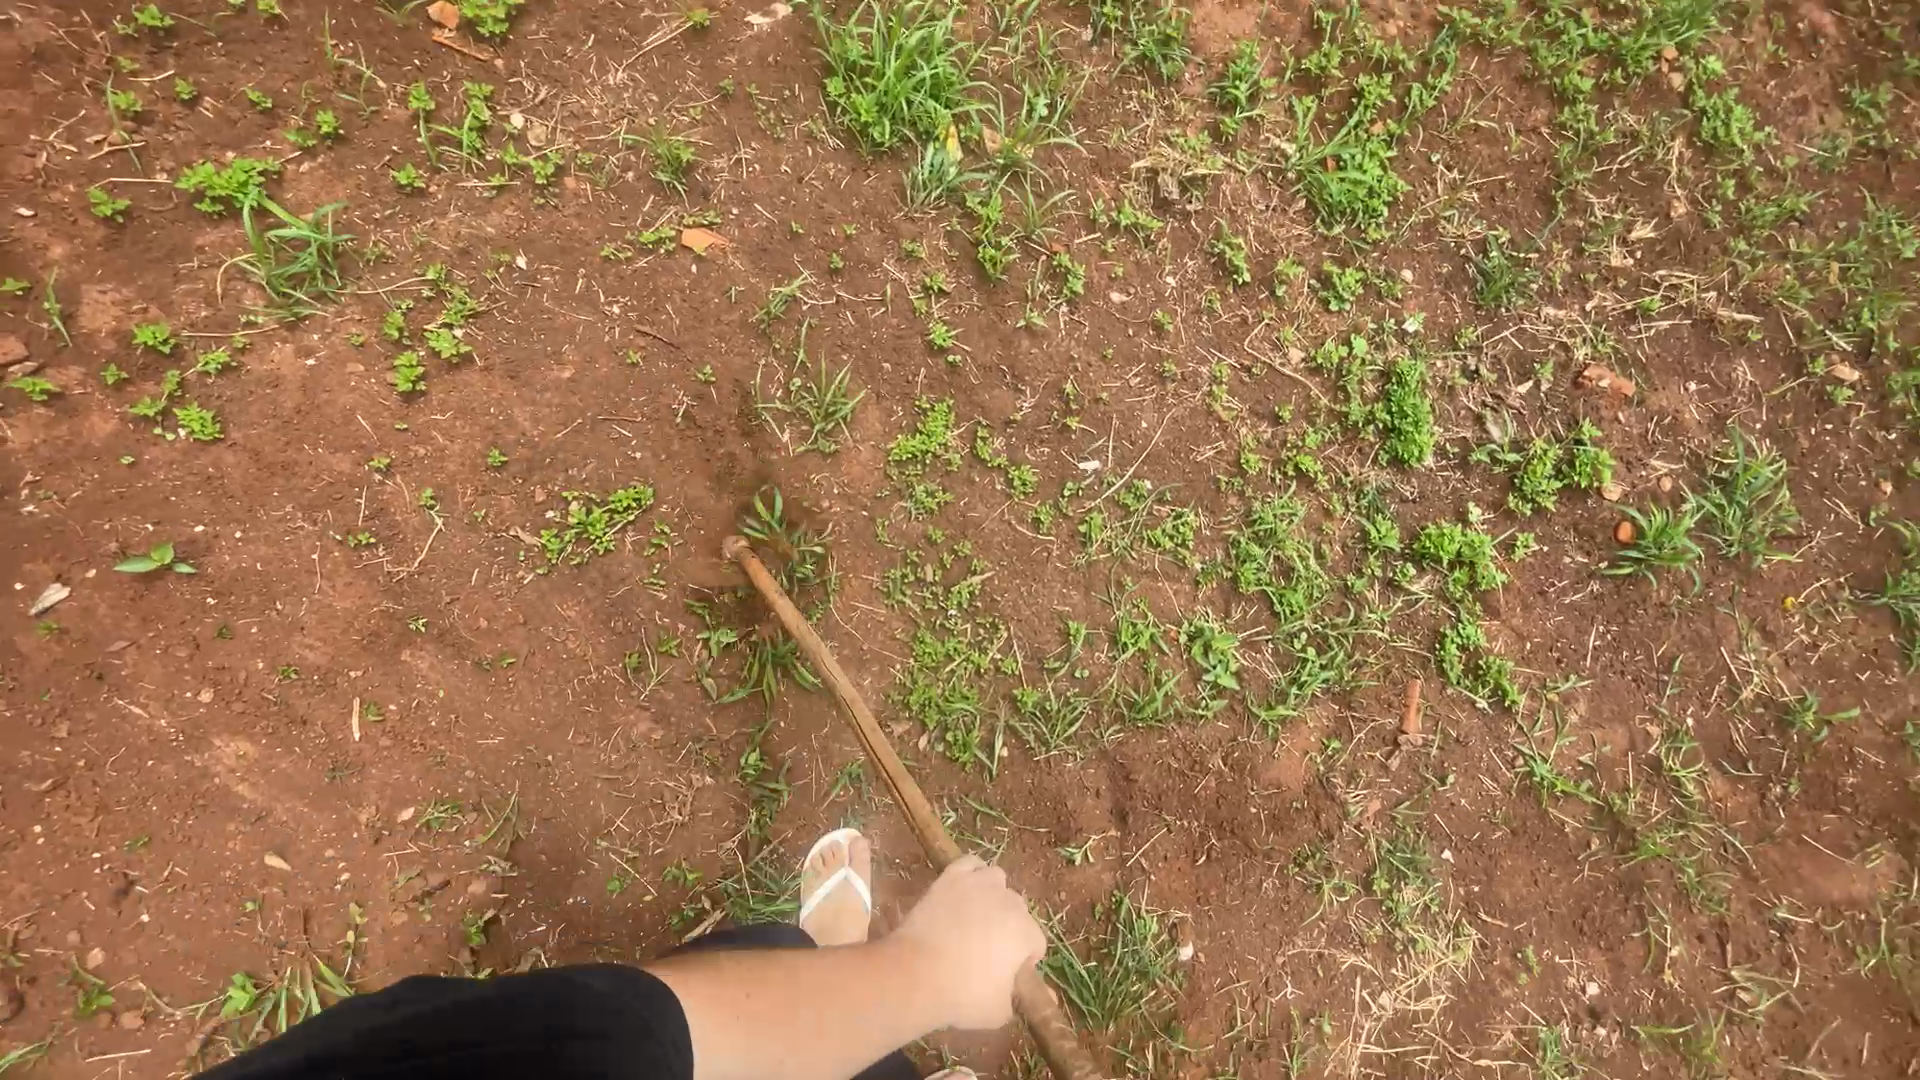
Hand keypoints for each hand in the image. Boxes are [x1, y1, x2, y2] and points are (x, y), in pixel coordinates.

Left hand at [890, 855, 1046, 1030]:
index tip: (1008, 973)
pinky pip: (971, 863)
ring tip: (977, 916)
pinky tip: (965, 889)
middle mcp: (1008, 900)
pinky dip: (972, 873)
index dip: (1025, 960)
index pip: (1037, 942)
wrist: (917, 972)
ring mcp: (979, 883)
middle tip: (989, 950)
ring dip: (994, 895)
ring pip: (997, 880)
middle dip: (1009, 927)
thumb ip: (1018, 999)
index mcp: (1024, 932)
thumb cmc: (962, 995)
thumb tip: (1031, 994)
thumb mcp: (999, 1011)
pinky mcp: (952, 876)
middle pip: (1018, 909)